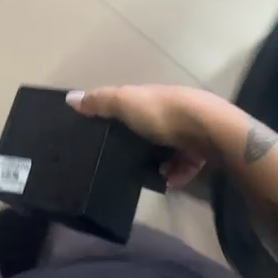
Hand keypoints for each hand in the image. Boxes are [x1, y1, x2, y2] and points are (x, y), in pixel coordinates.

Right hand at [67, 84, 233, 188]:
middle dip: (139, 142)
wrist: (208, 129)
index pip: (130, 102)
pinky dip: (177, 172)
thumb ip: (100, 102)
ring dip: (159, 162)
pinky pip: (186, 163)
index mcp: (150, 95)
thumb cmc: (162, 113)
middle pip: (150, 125)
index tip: (102, 132)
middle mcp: (169, 108)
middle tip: (124, 161)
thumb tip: (69, 97)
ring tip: (149, 176)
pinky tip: (170, 182)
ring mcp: (188, 128)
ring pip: (168, 145)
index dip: (116, 113)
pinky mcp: (202, 148)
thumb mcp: (125, 103)